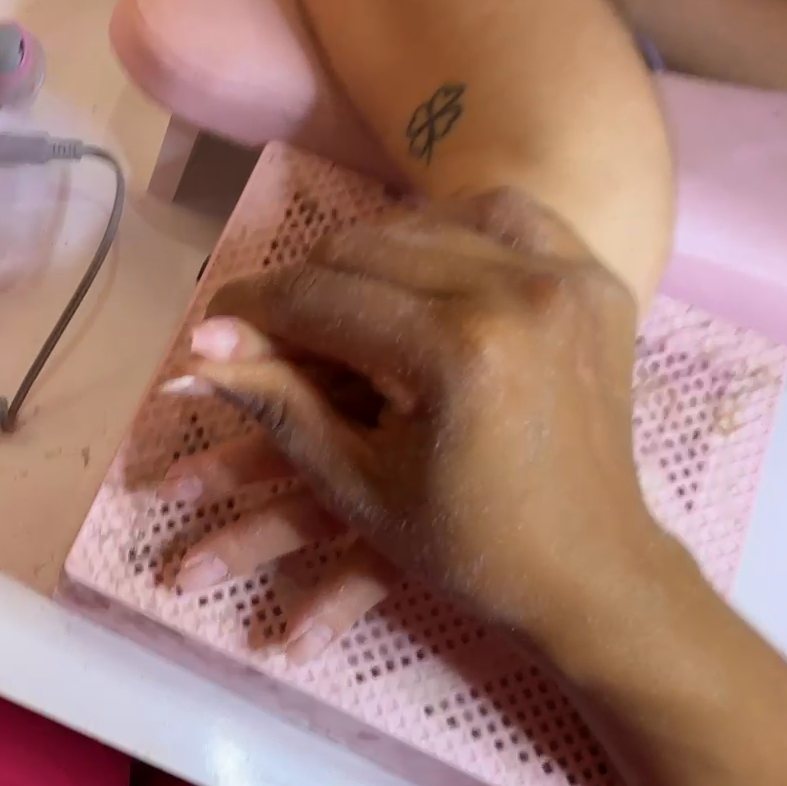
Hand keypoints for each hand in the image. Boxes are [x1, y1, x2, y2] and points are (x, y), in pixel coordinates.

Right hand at [170, 188, 679, 639]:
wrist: (587, 568)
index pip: (315, 297)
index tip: (207, 328)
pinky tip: (410, 280)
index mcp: (455, 353)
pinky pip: (494, 217)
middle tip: (269, 339)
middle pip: (356, 248)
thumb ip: (272, 401)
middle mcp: (516, 291)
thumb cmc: (455, 541)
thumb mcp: (347, 481)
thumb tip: (194, 352)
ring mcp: (565, 276)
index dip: (247, 310)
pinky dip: (435, 237)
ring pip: (415, 225)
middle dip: (294, 290)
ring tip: (334, 319)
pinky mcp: (592, 276)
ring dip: (355, 266)